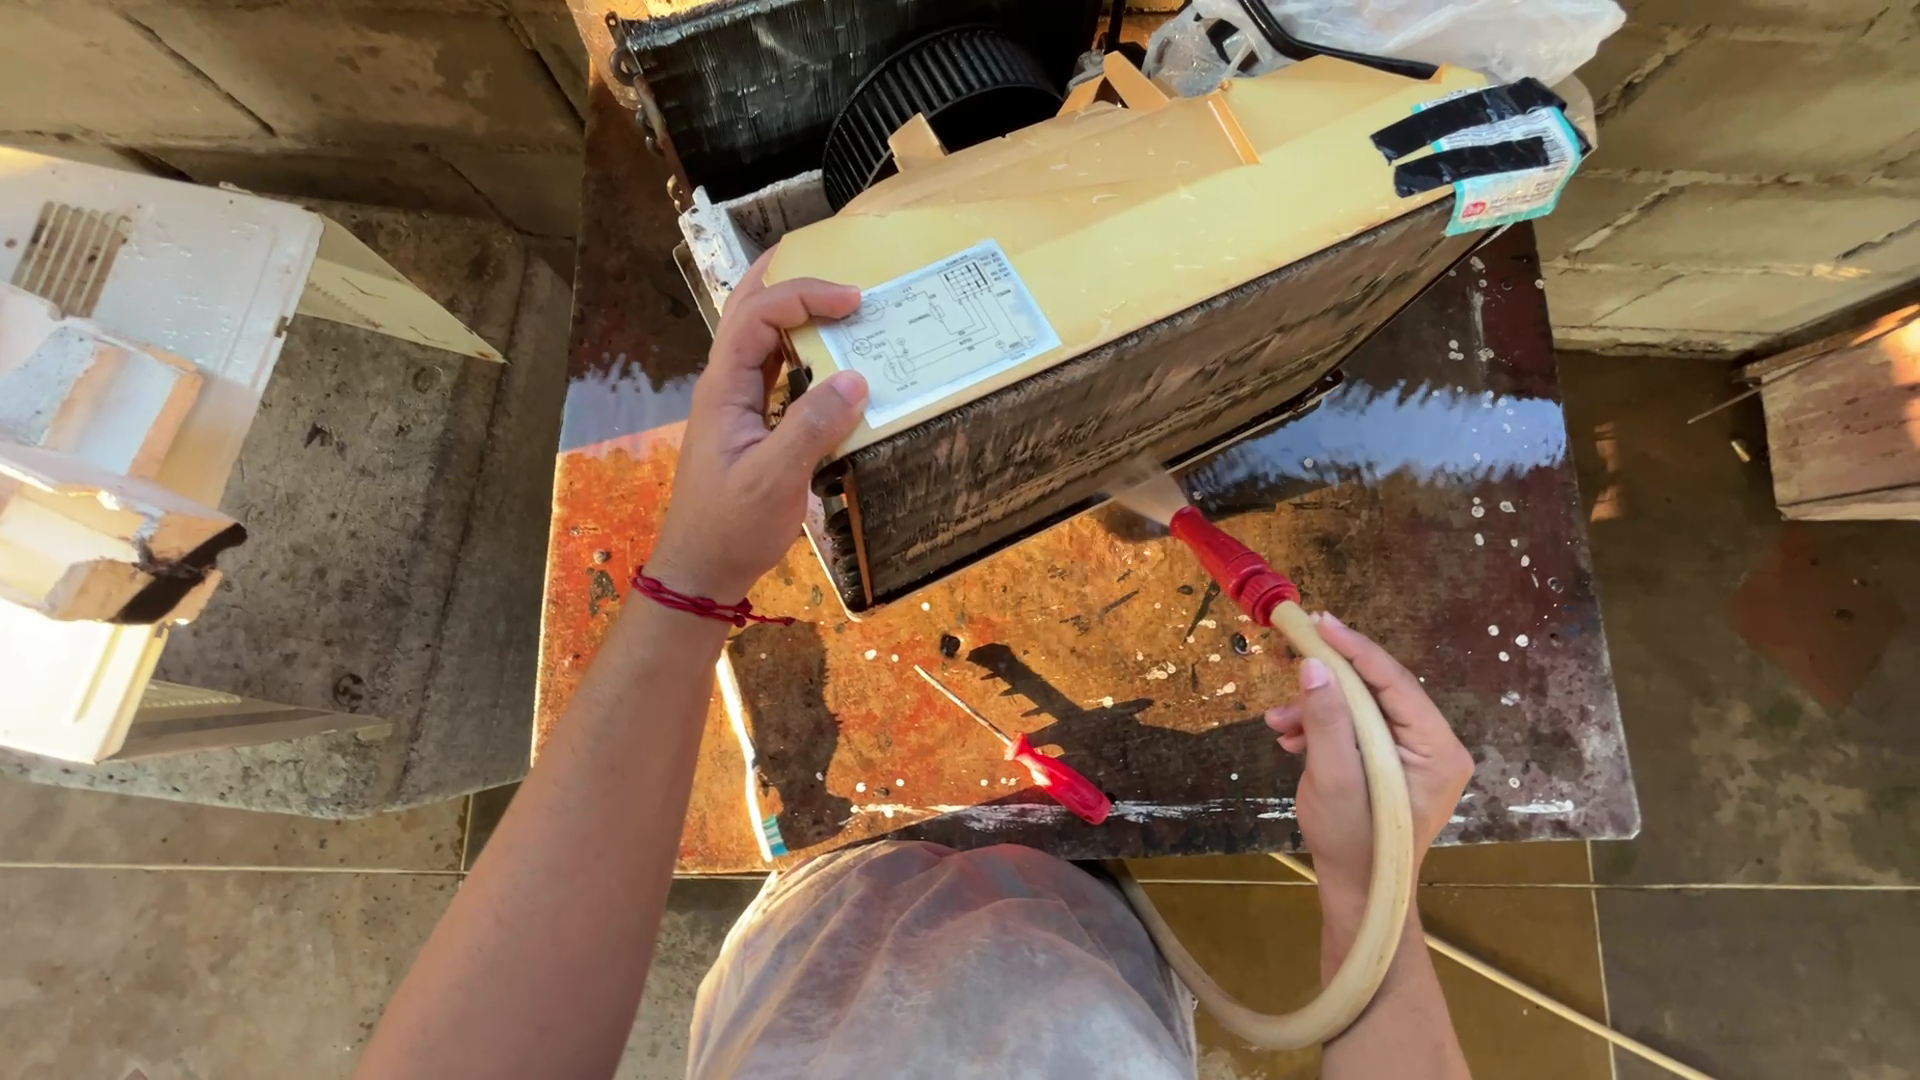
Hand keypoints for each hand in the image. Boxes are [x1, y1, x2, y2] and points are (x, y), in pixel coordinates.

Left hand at [649, 250, 868, 601]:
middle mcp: (727, 385)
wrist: (703, 568)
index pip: (758, 316)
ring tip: (837, 299)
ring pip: (763, 340)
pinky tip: (832, 360)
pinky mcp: (753, 426)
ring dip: (796, 314)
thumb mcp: (774, 479)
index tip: (854, 300)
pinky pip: (778, 375)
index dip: (804, 295)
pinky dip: (805, 355)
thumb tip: (857, 379)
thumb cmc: (731, 526)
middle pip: (749, 311)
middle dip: (788, 280)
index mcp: (724, 388)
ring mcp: (738, 405)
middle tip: (832, 262)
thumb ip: (812, 428)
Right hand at [1264, 613, 1474, 907]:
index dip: (1356, 649)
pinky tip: (1289, 737)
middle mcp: (1431, 745)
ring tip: (1277, 721)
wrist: (1357, 892)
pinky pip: (1352, 728)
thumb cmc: (1353, 840)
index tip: (1319, 621)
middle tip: (1294, 650)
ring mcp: (1409, 754)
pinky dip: (1319, 727)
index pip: (1396, 682)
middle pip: (1377, 690)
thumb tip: (1315, 664)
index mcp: (1436, 748)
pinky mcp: (1386, 762)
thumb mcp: (1335, 777)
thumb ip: (1327, 720)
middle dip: (1328, 680)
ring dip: (1316, 708)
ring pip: (1359, 708)